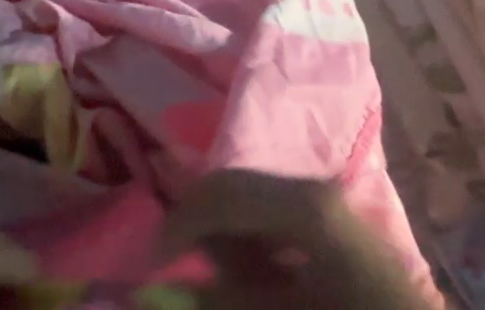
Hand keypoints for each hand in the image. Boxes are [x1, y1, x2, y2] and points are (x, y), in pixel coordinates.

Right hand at [158, 170, 430, 309]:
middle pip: (229, 188)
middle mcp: (312, 186)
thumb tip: (153, 289)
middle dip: (200, 229)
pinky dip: (253, 241)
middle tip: (186, 272)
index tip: (152, 265)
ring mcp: (326, 198)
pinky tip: (260, 275)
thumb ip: (221, 297)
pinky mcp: (332, 217)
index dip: (176, 227)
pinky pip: (272, 214)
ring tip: (229, 280)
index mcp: (305, 205)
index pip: (217, 196)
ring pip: (247, 198)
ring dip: (226, 236)